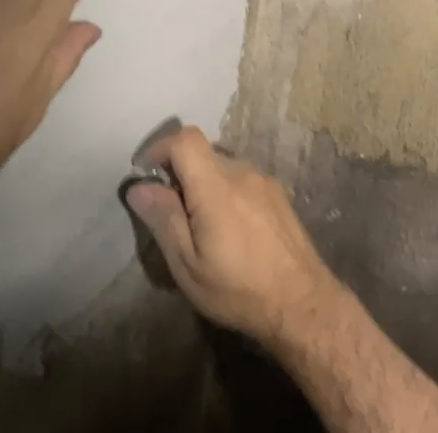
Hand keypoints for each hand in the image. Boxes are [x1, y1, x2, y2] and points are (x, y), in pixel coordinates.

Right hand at [122, 127, 342, 345]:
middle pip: (205, 153)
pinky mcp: (279, 194)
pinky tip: (225, 228)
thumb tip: (138, 186)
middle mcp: (246, 173)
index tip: (143, 175)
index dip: (159, 148)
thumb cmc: (235, 287)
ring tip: (195, 227)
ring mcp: (267, 182)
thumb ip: (164, 219)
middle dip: (178, 173)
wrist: (298, 298)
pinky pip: (243, 179)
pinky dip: (224, 191)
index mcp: (218, 186)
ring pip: (224, 166)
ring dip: (202, 184)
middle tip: (166, 213)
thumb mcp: (186, 263)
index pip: (187, 139)